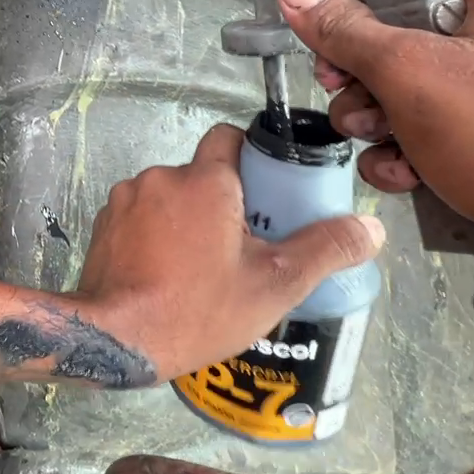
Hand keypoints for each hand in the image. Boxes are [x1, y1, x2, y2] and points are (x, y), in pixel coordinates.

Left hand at [73, 125, 383, 379]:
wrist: (117, 335)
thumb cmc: (199, 307)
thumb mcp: (276, 282)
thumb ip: (326, 248)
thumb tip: (370, 226)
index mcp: (201, 180)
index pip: (228, 138)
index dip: (252, 156)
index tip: (270, 191)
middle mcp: (157, 178)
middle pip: (200, 174)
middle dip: (224, 201)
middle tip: (246, 245)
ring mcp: (124, 199)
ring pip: (169, 197)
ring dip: (188, 219)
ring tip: (206, 266)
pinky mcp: (103, 222)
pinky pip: (141, 215)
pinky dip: (156, 233)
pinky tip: (168, 271)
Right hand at [275, 0, 473, 244]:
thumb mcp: (412, 75)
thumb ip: (345, 29)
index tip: (305, 11)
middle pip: (405, 28)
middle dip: (357, 67)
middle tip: (340, 91)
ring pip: (421, 83)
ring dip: (380, 116)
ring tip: (380, 145)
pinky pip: (454, 123)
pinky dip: (419, 146)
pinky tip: (411, 173)